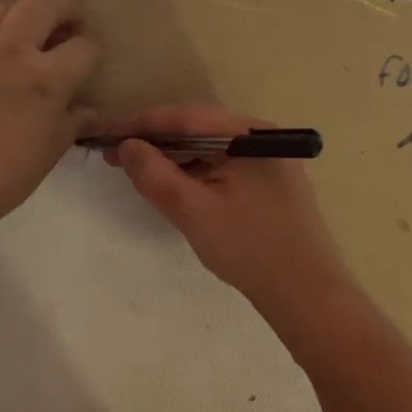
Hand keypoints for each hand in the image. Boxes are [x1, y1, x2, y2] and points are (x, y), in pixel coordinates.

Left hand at [0, 0, 99, 237]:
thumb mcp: (45, 156)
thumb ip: (69, 125)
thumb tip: (87, 111)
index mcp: (46, 78)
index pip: (84, 48)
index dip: (91, 53)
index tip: (86, 63)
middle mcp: (11, 48)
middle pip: (46, 3)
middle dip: (64, 8)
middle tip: (66, 24)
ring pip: (3, 7)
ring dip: (19, 17)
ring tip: (20, 37)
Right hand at [104, 106, 351, 311]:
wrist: (307, 293)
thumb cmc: (250, 248)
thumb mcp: (194, 211)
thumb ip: (156, 174)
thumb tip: (127, 145)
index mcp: (248, 134)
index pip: (184, 118)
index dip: (139, 125)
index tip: (104, 134)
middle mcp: (262, 139)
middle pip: (198, 131)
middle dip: (154, 142)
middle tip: (113, 156)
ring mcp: (269, 163)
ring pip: (210, 152)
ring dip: (173, 160)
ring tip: (137, 172)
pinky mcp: (270, 188)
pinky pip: (223, 170)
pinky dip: (194, 175)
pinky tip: (173, 188)